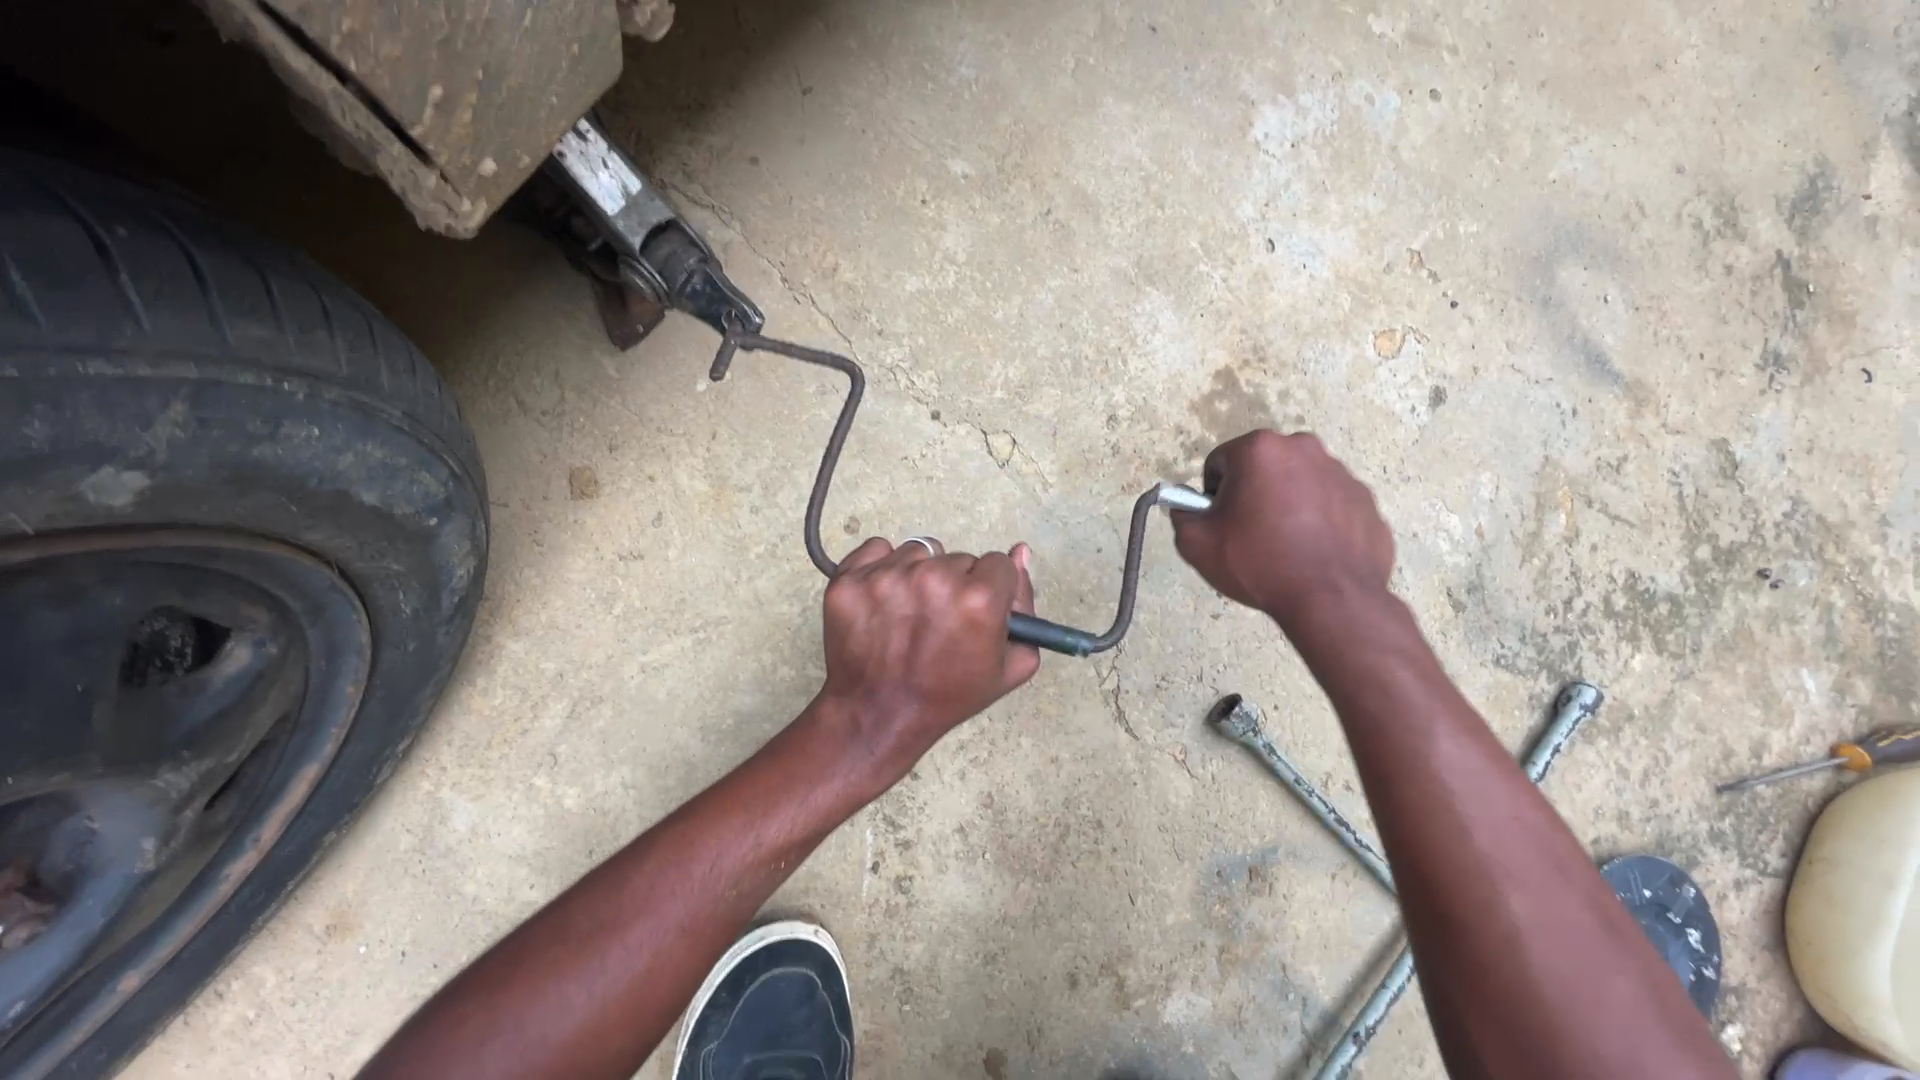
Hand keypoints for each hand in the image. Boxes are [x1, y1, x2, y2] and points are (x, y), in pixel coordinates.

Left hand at [814, 538, 1040, 788]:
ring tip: (908, 616)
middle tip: (939, 623)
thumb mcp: (1010, 667)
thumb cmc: (947, 695)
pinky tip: (882, 602)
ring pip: (918, 553)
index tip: (974, 613)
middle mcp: (934, 577)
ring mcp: (888, 576)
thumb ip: (1026, 606)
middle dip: (954, 585)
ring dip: (918, 576)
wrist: (878, 715)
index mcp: (979, 597)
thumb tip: (1020, 552)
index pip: (997, 564)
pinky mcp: (852, 578)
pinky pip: (876, 549)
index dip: (990, 590)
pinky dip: (880, 568)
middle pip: (957, 559)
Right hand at [1170, 430, 1394, 627]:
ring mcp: (1341, 473)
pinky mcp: (1365, 500)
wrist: (1330, 599)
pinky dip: (1319, 522)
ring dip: (1287, 506)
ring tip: (1285, 548)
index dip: (1213, 496)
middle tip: (1251, 535)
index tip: (1223, 525)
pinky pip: (1330, 505)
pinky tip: (1312, 554)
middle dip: (1254, 494)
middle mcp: (1303, 448)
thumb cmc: (1257, 562)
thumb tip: (1186, 507)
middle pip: (1263, 468)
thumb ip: (1181, 514)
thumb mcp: (1196, 543)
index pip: (1220, 463)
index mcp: (1260, 449)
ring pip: (1299, 484)